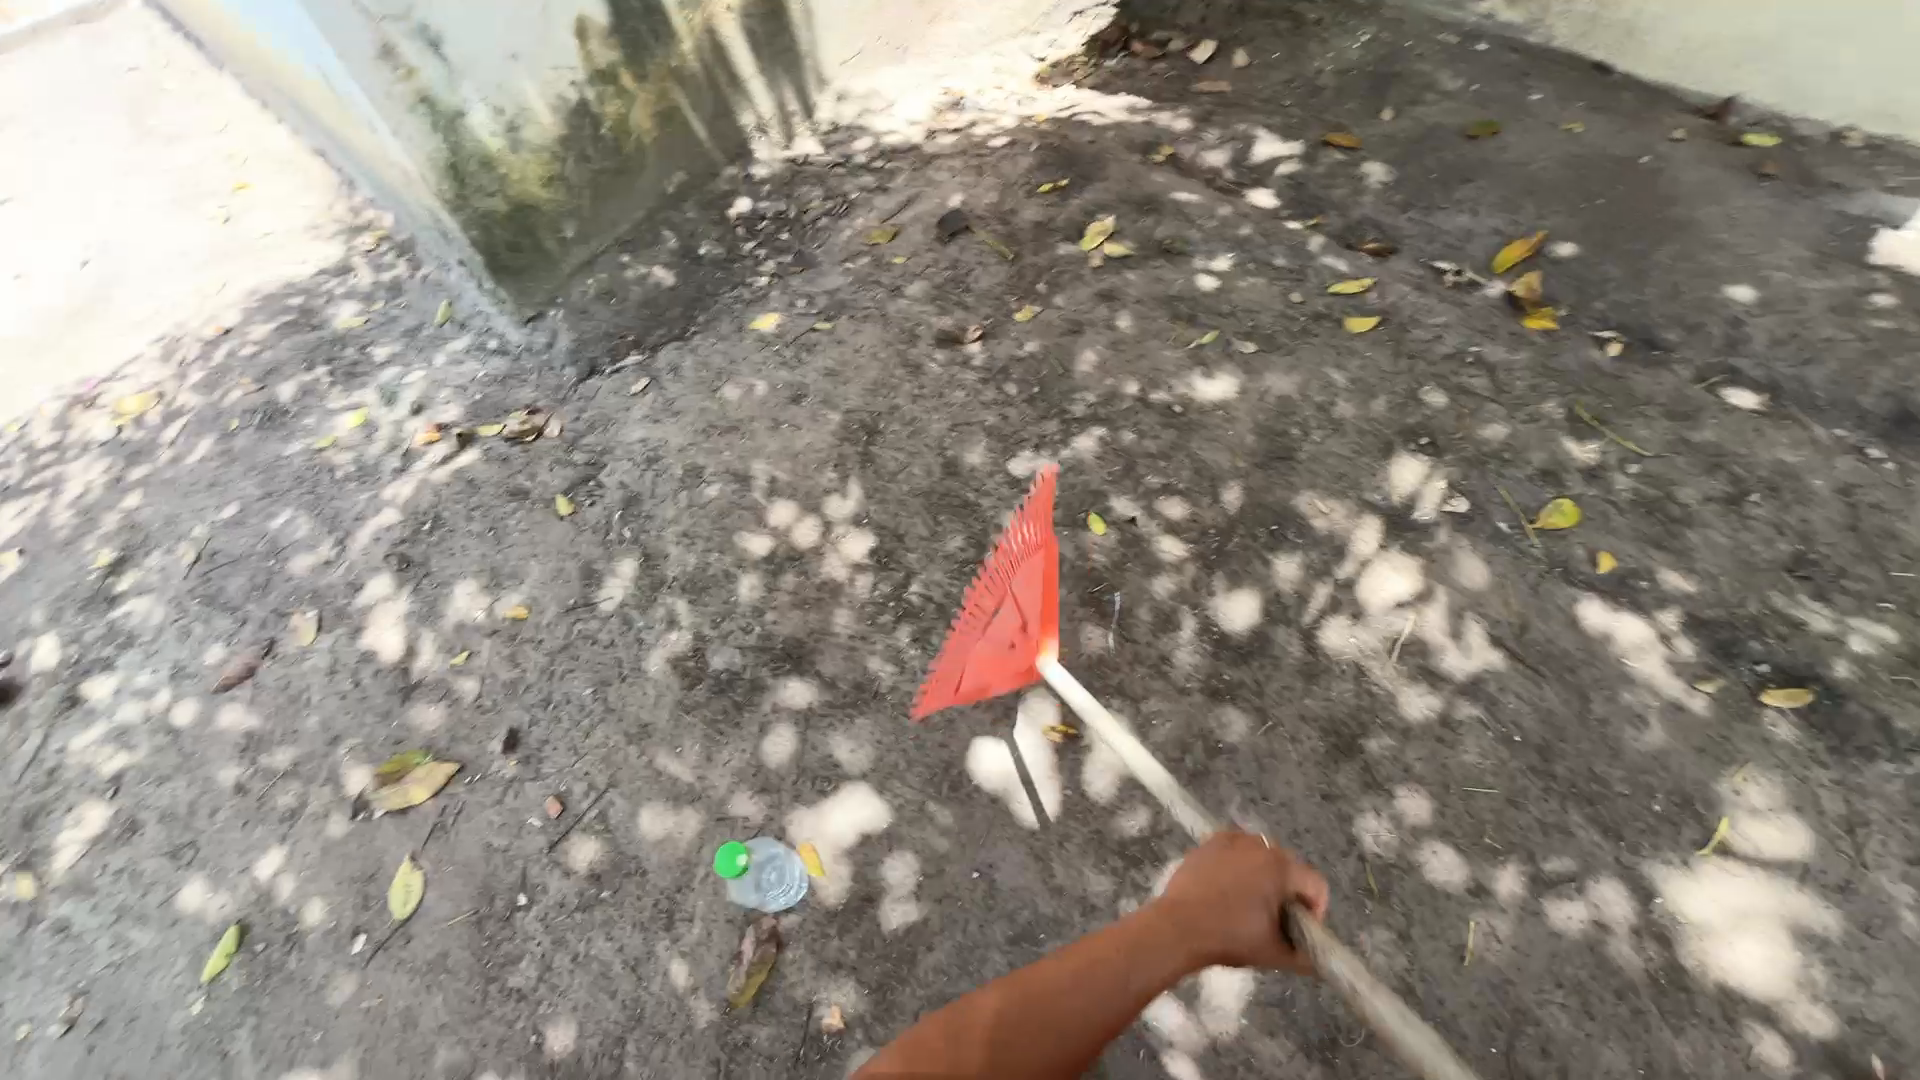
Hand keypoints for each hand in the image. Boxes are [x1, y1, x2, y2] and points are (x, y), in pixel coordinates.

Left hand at [1153, 829, 1329, 973]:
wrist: (1179, 926)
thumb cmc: (1231, 937)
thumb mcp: (1276, 953)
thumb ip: (1305, 956)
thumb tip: (1316, 959)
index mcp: (1281, 868)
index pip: (1315, 884)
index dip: (1315, 910)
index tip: (1300, 930)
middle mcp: (1259, 846)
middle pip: (1289, 867)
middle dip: (1289, 892)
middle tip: (1276, 919)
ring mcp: (1230, 840)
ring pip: (1262, 854)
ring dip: (1264, 875)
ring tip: (1252, 902)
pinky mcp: (1208, 843)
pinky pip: (1235, 849)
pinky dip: (1239, 863)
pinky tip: (1229, 885)